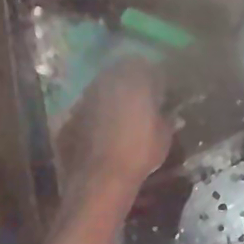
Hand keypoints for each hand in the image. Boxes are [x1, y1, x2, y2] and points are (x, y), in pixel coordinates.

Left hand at [56, 57, 172, 194]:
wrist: (101, 175)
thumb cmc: (139, 152)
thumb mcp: (164, 137)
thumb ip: (167, 119)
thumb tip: (170, 114)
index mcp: (135, 80)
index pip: (151, 68)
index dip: (159, 80)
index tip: (165, 94)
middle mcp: (108, 79)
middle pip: (124, 71)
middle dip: (135, 82)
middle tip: (145, 101)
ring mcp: (87, 94)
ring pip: (104, 86)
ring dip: (115, 96)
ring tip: (125, 116)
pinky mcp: (73, 111)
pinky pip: (91, 106)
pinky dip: (99, 114)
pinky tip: (105, 131)